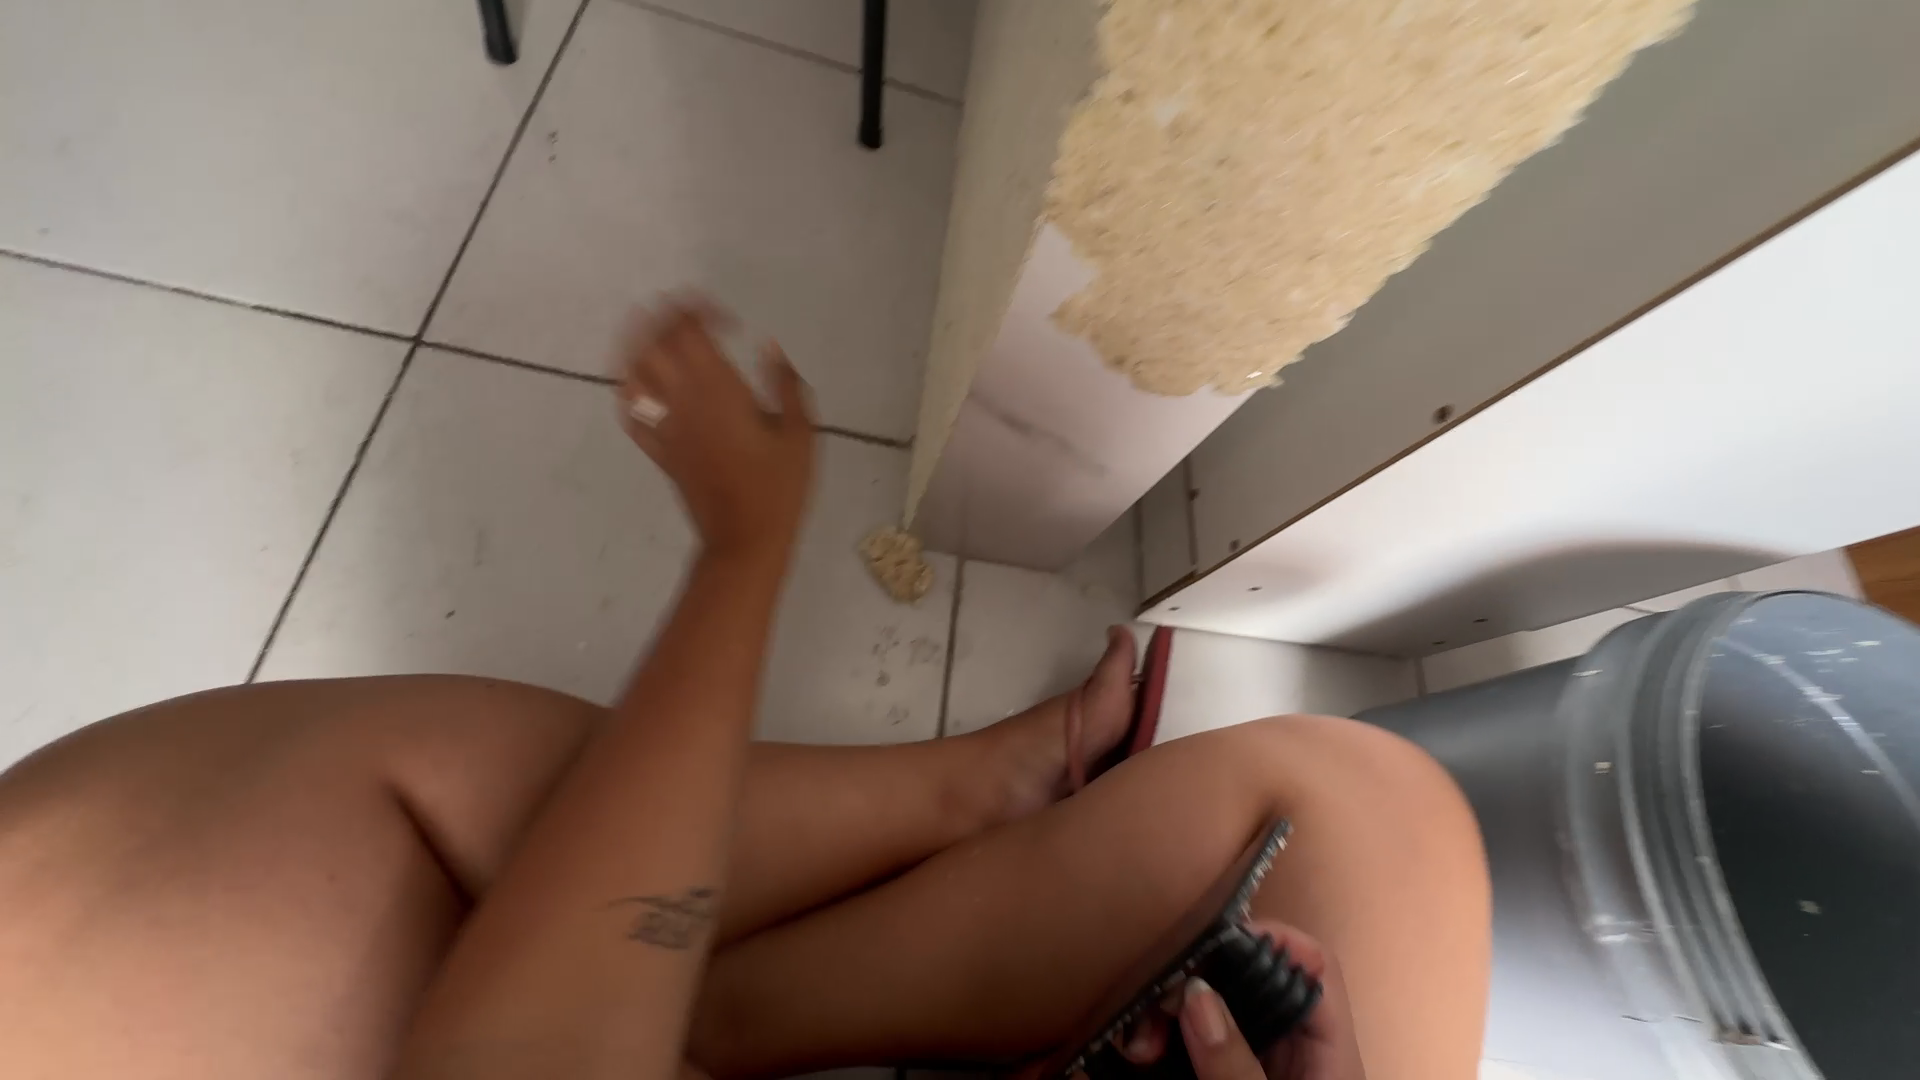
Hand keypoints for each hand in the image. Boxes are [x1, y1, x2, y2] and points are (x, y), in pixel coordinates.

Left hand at [615, 298, 814, 562]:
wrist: (745, 540)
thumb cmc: (780, 488)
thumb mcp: (801, 433)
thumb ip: (786, 385)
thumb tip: (770, 347)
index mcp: (719, 391)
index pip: (689, 330)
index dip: (699, 310)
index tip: (727, 318)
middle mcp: (682, 401)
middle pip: (653, 341)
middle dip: (666, 318)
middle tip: (691, 316)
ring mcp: (663, 426)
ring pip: (631, 371)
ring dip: (638, 344)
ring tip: (656, 335)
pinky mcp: (657, 450)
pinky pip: (628, 412)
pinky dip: (629, 388)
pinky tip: (642, 382)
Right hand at [1120, 921, 1365, 1079]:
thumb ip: (1236, 1068)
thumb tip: (1195, 992)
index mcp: (1325, 1057)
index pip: (1311, 967)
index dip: (1270, 939)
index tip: (1212, 945)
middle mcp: (1287, 1051)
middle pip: (1245, 979)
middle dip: (1192, 979)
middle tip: (1154, 1009)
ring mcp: (1247, 1065)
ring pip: (1205, 1008)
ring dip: (1165, 1013)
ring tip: (1135, 1043)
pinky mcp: (1214, 1077)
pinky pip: (1186, 1043)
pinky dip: (1158, 1042)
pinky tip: (1134, 1054)